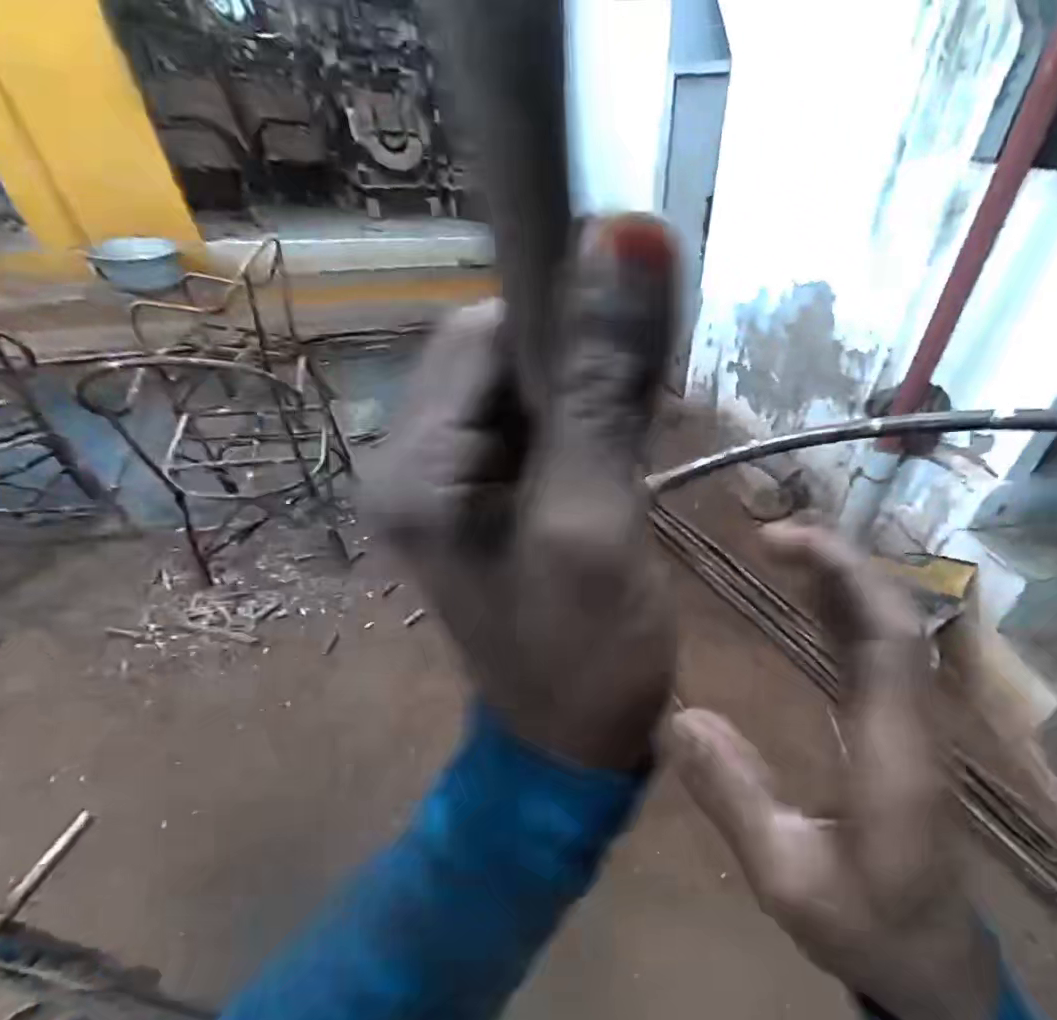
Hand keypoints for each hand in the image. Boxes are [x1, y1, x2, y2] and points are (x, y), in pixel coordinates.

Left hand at [366, 215, 677, 770]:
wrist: (571, 745)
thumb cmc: (584, 659)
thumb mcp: (594, 523)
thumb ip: (603, 388)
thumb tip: (627, 235)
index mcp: (413, 469)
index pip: (479, 334)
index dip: (560, 317)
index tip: (638, 344)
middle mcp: (408, 460)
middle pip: (495, 353)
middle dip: (576, 359)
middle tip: (648, 404)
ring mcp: (441, 478)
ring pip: (518, 383)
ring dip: (585, 388)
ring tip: (639, 432)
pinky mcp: (479, 493)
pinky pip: (529, 422)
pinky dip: (580, 419)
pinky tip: (618, 450)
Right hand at [667, 524, 998, 1019]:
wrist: (934, 967)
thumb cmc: (864, 925)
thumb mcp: (786, 877)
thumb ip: (736, 798)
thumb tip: (681, 717)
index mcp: (896, 752)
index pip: (887, 638)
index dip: (843, 575)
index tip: (780, 542)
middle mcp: (915, 725)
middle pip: (894, 619)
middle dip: (838, 564)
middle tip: (769, 535)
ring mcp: (912, 727)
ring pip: (891, 631)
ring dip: (842, 582)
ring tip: (781, 551)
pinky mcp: (900, 733)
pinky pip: (877, 655)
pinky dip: (843, 614)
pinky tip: (806, 602)